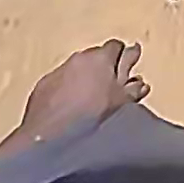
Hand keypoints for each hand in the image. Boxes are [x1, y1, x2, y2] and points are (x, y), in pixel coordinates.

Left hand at [15, 40, 148, 141]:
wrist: (50, 136)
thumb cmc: (92, 115)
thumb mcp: (122, 102)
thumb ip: (133, 88)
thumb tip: (140, 81)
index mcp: (102, 57)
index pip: (117, 46)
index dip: (122, 60)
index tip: (124, 74)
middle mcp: (80, 57)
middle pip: (96, 56)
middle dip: (102, 68)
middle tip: (106, 89)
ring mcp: (59, 70)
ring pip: (76, 69)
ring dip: (83, 78)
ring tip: (86, 101)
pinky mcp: (43, 85)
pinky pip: (59, 82)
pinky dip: (65, 89)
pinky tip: (67, 108)